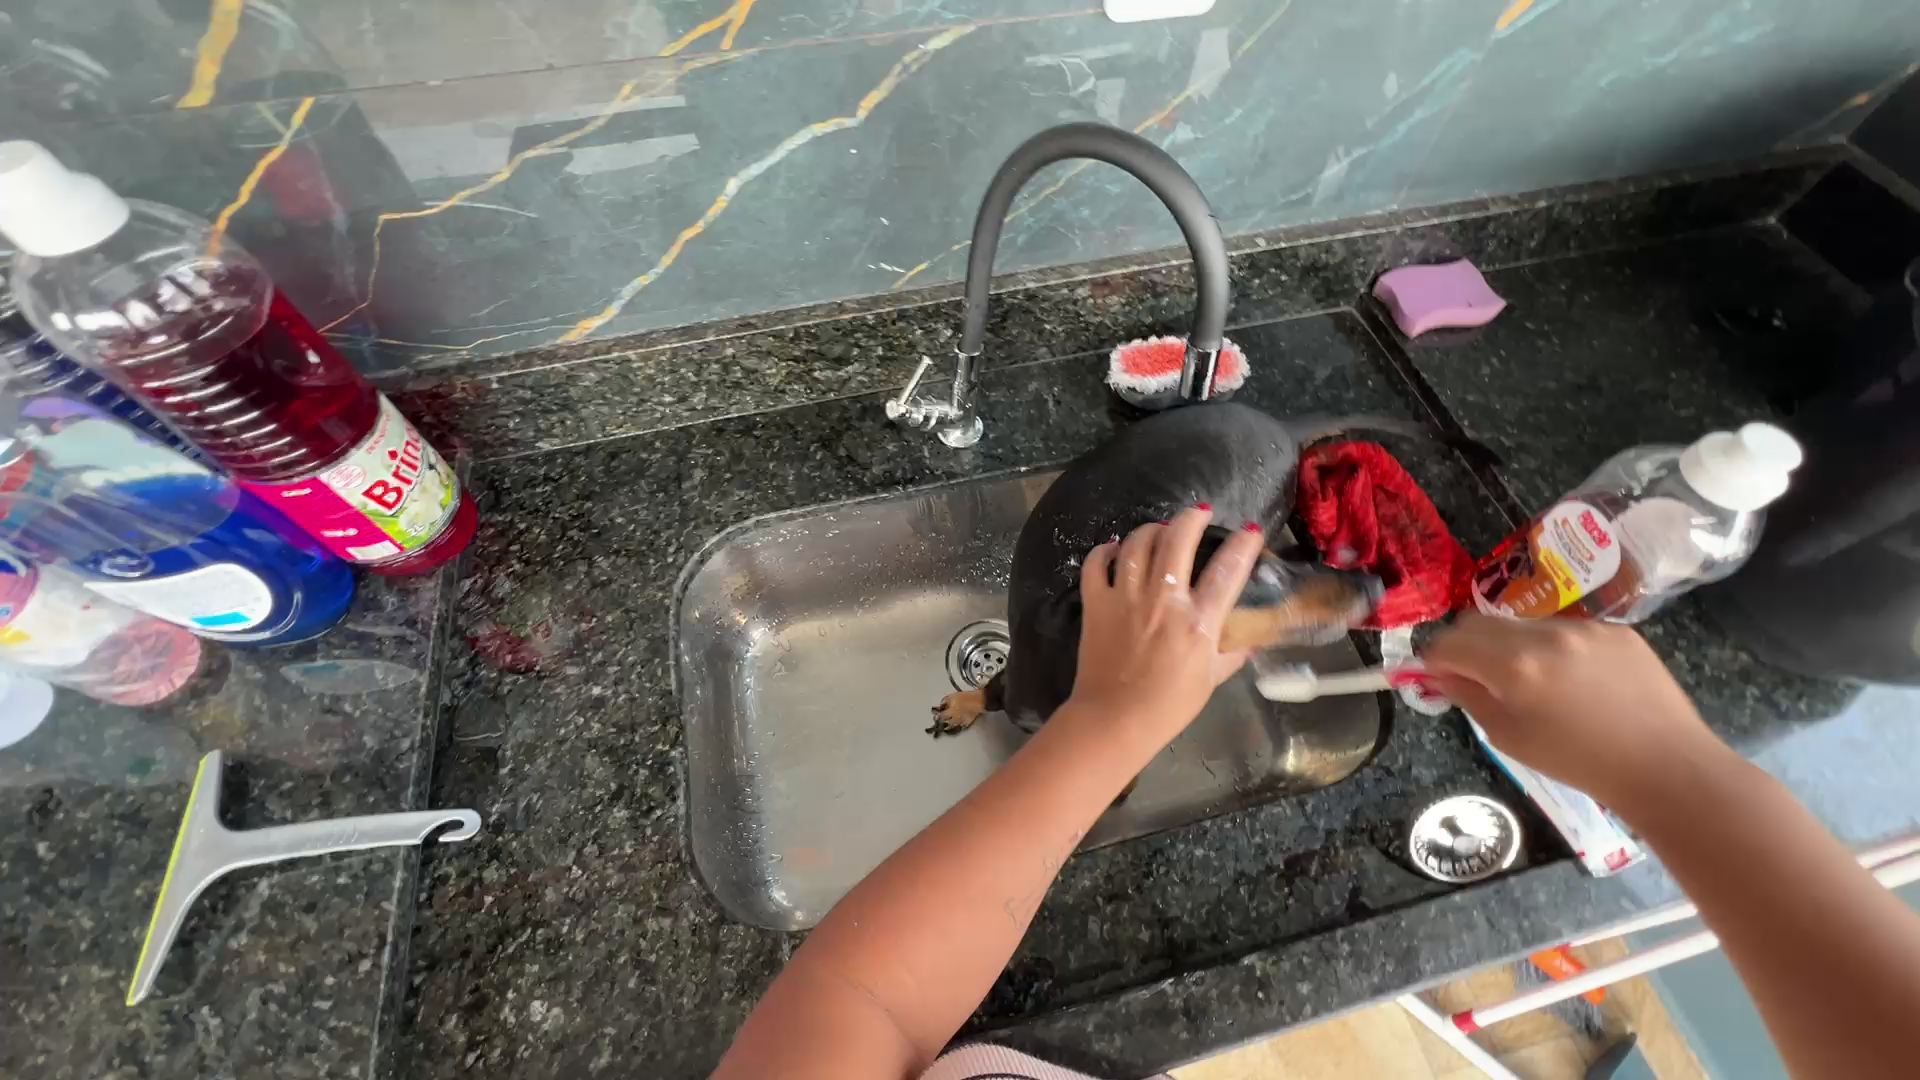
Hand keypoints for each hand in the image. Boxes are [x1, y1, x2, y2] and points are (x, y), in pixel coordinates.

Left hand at [1067, 505, 1263, 739]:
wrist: (1114, 720)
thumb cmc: (1168, 706)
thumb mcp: (1210, 680)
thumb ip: (1230, 653)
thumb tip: (1251, 639)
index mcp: (1197, 622)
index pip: (1227, 571)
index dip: (1242, 546)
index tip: (1248, 530)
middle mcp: (1163, 601)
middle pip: (1177, 542)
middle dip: (1190, 519)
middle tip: (1198, 513)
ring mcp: (1125, 599)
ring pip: (1137, 545)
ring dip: (1150, 529)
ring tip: (1159, 529)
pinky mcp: (1095, 604)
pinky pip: (1096, 565)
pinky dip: (1105, 551)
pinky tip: (1114, 548)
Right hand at [1420, 613, 1731, 809]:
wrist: (1668, 768)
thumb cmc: (1577, 760)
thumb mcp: (1505, 735)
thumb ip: (1467, 696)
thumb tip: (1442, 674)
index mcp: (1513, 666)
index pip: (1449, 643)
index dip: (1435, 660)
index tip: (1438, 676)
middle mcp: (1544, 636)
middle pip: (1477, 623)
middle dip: (1466, 646)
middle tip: (1475, 675)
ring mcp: (1584, 628)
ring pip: (1520, 624)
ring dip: (1510, 645)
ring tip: (1534, 680)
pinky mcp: (1616, 630)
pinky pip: (1563, 630)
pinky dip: (1553, 648)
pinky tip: (1574, 678)